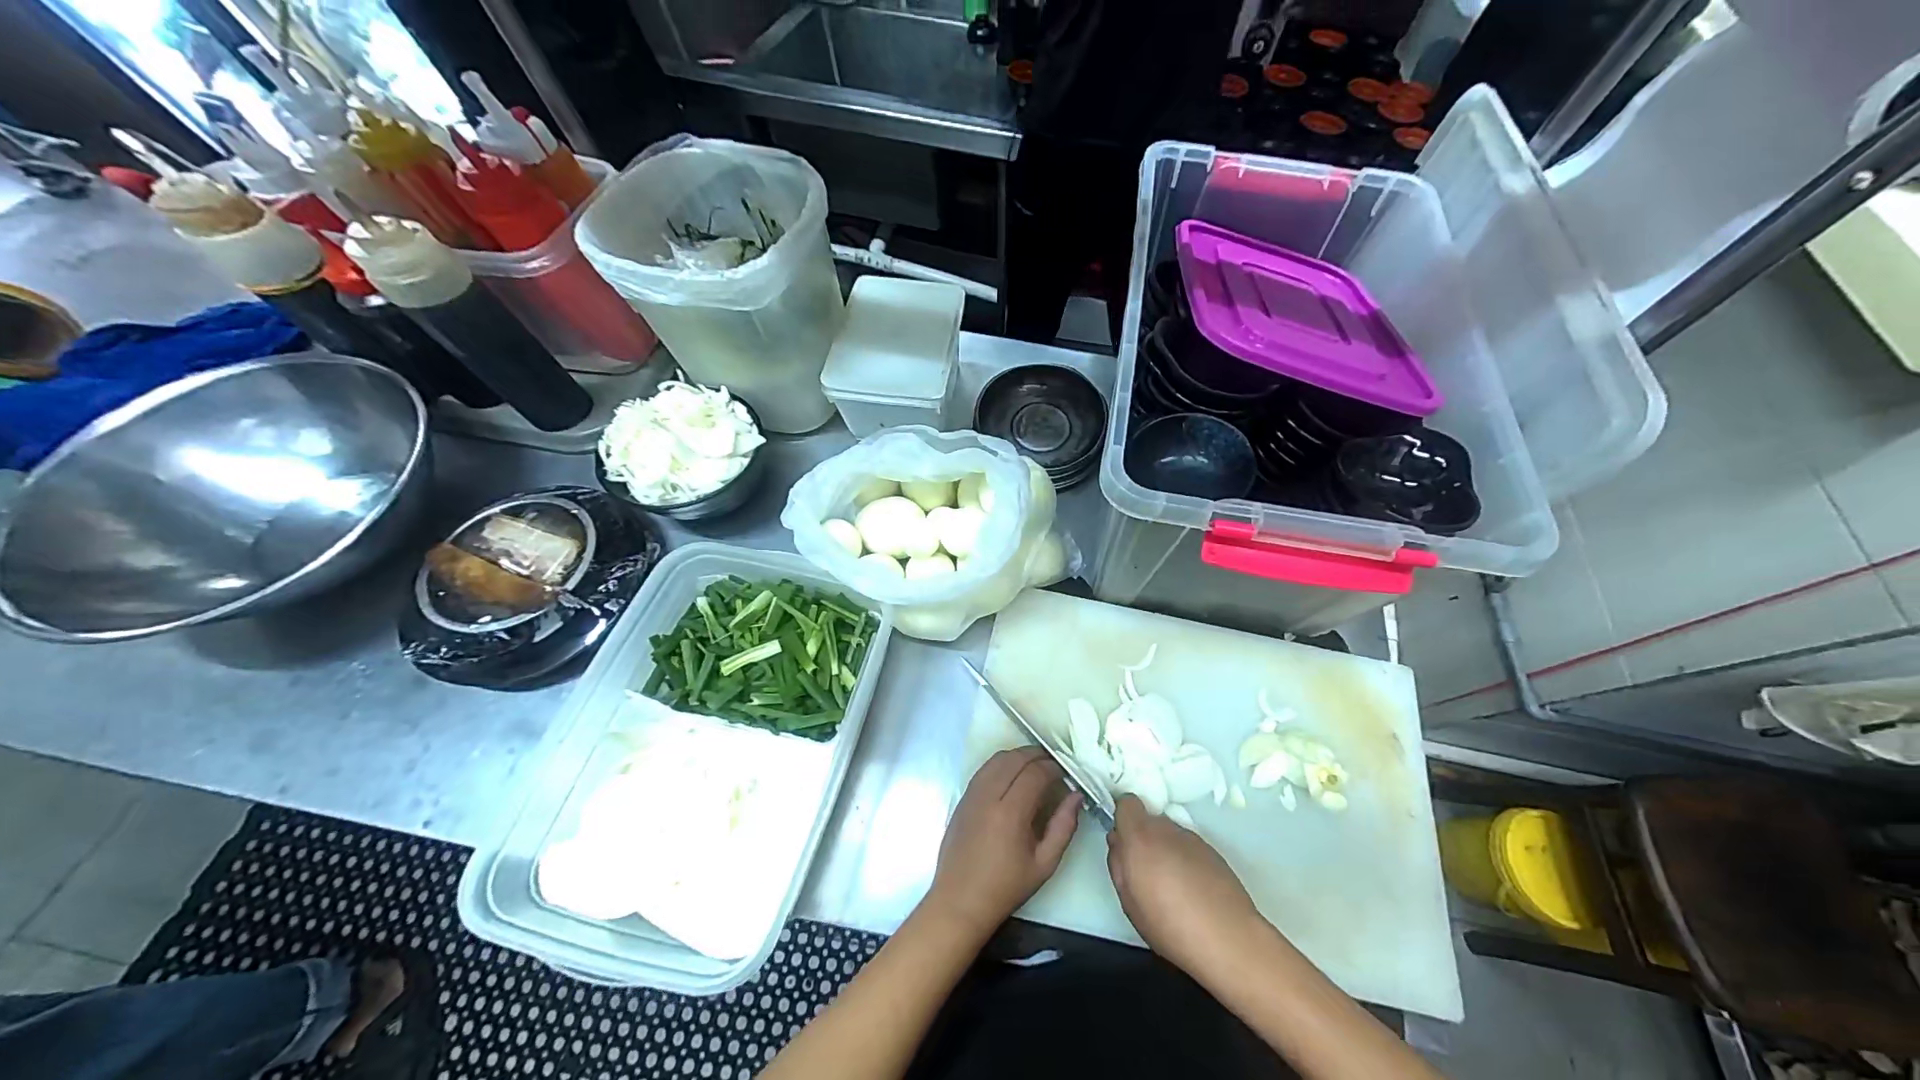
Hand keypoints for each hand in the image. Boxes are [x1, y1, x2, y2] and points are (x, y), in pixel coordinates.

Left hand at [923, 747, 1079, 938]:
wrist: (960, 900)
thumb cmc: (1006, 887)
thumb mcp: (1044, 863)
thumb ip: (1064, 826)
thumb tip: (1076, 796)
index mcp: (1010, 813)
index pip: (1035, 773)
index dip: (1054, 768)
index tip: (1067, 773)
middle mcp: (988, 796)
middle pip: (1015, 758)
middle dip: (1038, 755)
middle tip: (1055, 764)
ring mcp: (972, 794)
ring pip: (997, 759)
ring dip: (1018, 756)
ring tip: (1036, 765)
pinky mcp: (962, 798)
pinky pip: (984, 769)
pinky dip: (1001, 764)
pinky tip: (1013, 775)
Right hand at [1106, 794, 1268, 981]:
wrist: (1229, 938)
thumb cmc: (1170, 924)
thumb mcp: (1129, 901)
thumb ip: (1118, 864)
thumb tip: (1118, 843)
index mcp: (1141, 837)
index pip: (1127, 803)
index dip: (1123, 818)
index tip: (1124, 842)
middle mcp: (1168, 830)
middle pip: (1149, 820)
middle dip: (1144, 838)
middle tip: (1146, 871)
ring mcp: (1193, 839)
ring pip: (1170, 834)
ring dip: (1166, 849)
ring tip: (1172, 885)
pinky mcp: (1214, 852)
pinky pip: (1189, 847)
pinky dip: (1186, 860)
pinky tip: (1192, 890)